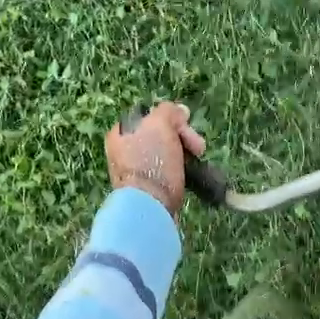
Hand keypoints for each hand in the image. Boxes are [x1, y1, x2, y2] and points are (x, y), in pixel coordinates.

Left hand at [105, 102, 206, 217]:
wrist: (148, 208)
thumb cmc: (153, 162)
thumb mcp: (161, 124)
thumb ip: (169, 111)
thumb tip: (182, 111)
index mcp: (121, 131)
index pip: (152, 114)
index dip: (173, 118)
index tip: (186, 126)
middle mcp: (123, 148)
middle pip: (160, 133)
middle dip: (182, 136)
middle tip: (198, 148)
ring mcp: (134, 169)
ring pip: (165, 151)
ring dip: (183, 153)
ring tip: (197, 162)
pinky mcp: (146, 188)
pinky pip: (165, 169)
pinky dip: (178, 169)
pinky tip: (189, 174)